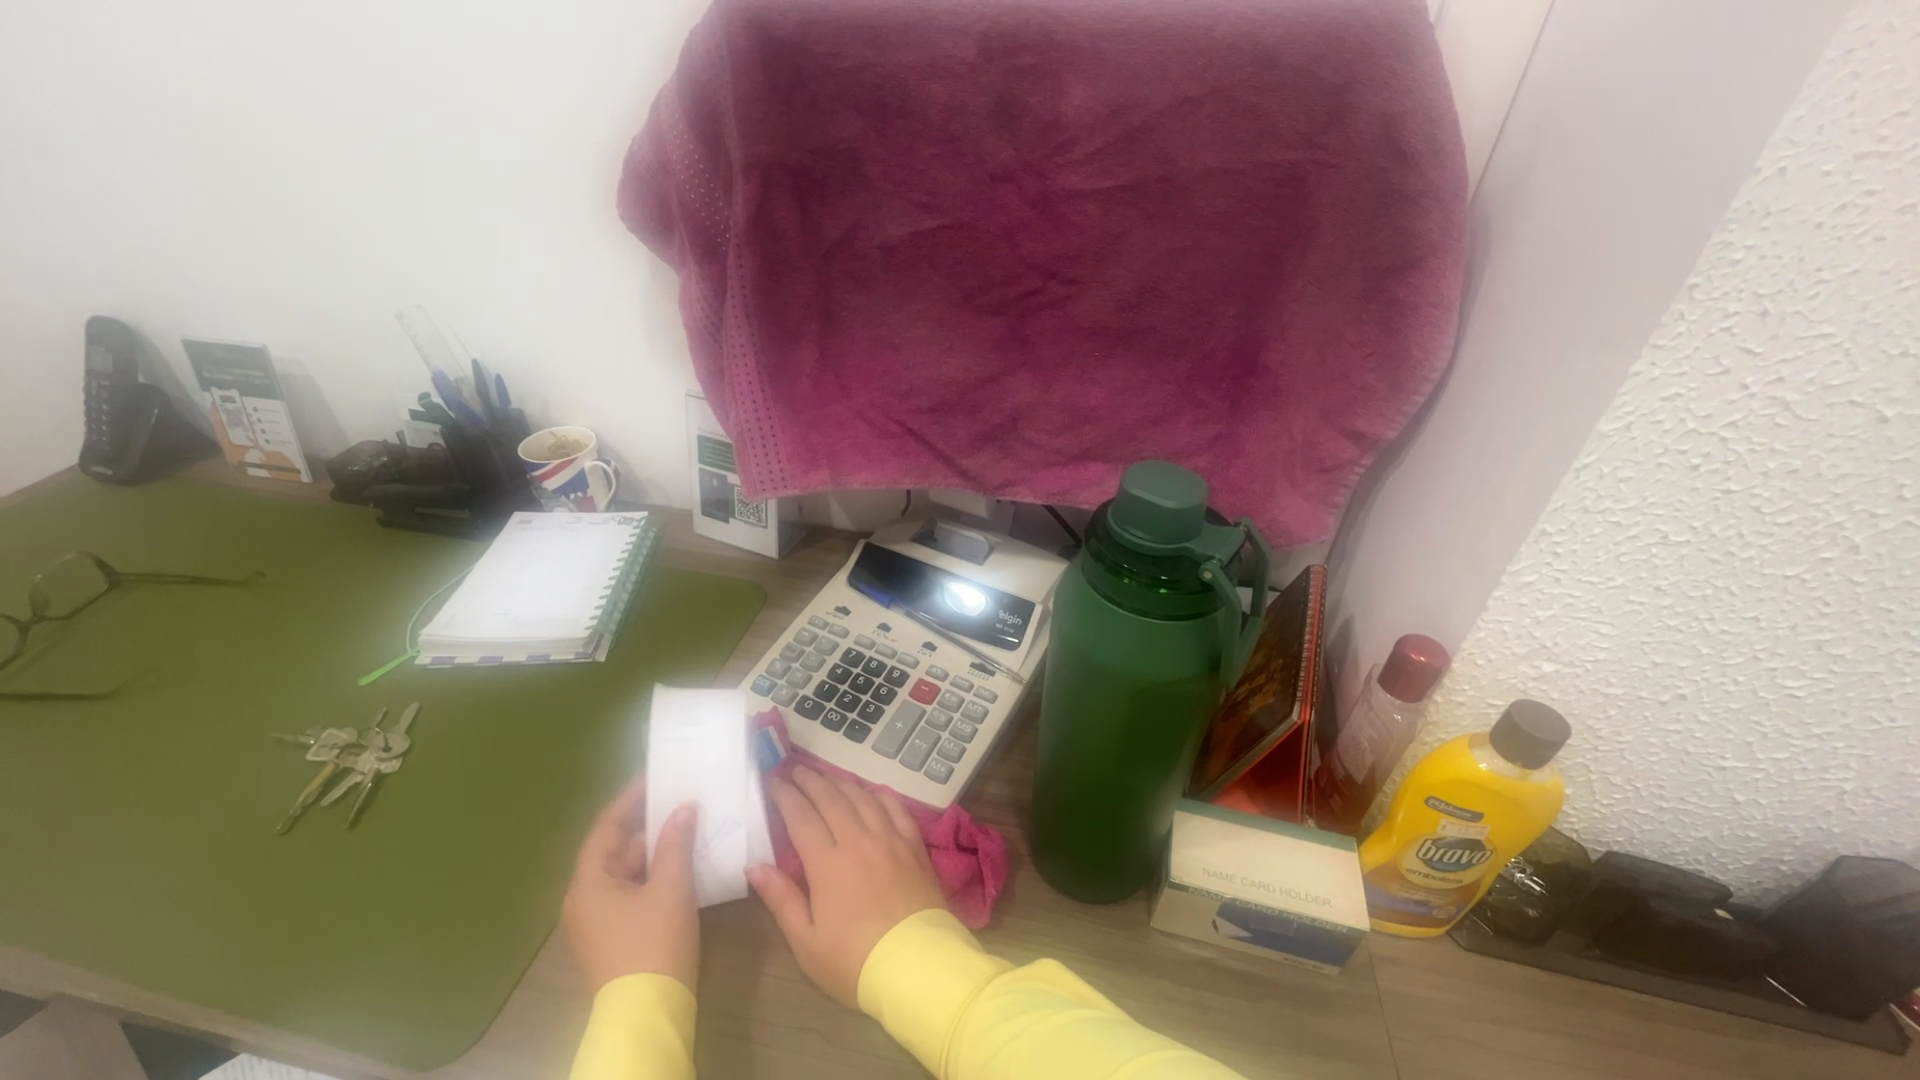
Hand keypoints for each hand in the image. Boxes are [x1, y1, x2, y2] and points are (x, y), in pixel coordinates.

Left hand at [562, 774, 700, 993]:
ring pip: (628, 873)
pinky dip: (655, 877)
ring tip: (690, 828)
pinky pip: (633, 894)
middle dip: (650, 827)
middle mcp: (584, 899)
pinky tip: (684, 866)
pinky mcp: (614, 938)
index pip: (606, 827)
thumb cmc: (654, 943)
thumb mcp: (671, 887)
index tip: (655, 777)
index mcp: (588, 883)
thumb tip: (684, 808)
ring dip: (657, 853)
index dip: (630, 799)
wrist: (648, 1014)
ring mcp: (598, 922)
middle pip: (617, 851)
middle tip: (683, 801)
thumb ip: (676, 843)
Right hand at [749, 766, 944, 1007]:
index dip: (785, 794)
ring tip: (824, 774)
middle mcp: (858, 840)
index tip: (772, 780)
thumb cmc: (854, 961)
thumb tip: (753, 865)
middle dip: (809, 779)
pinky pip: (896, 808)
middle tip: (793, 767)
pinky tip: (870, 791)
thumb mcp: (806, 941)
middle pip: (831, 798)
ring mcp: (890, 839)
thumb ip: (781, 898)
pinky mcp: (914, 846)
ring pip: (862, 797)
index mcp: (827, 862)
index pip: (801, 816)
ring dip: (840, 781)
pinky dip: (879, 794)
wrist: (916, 967)